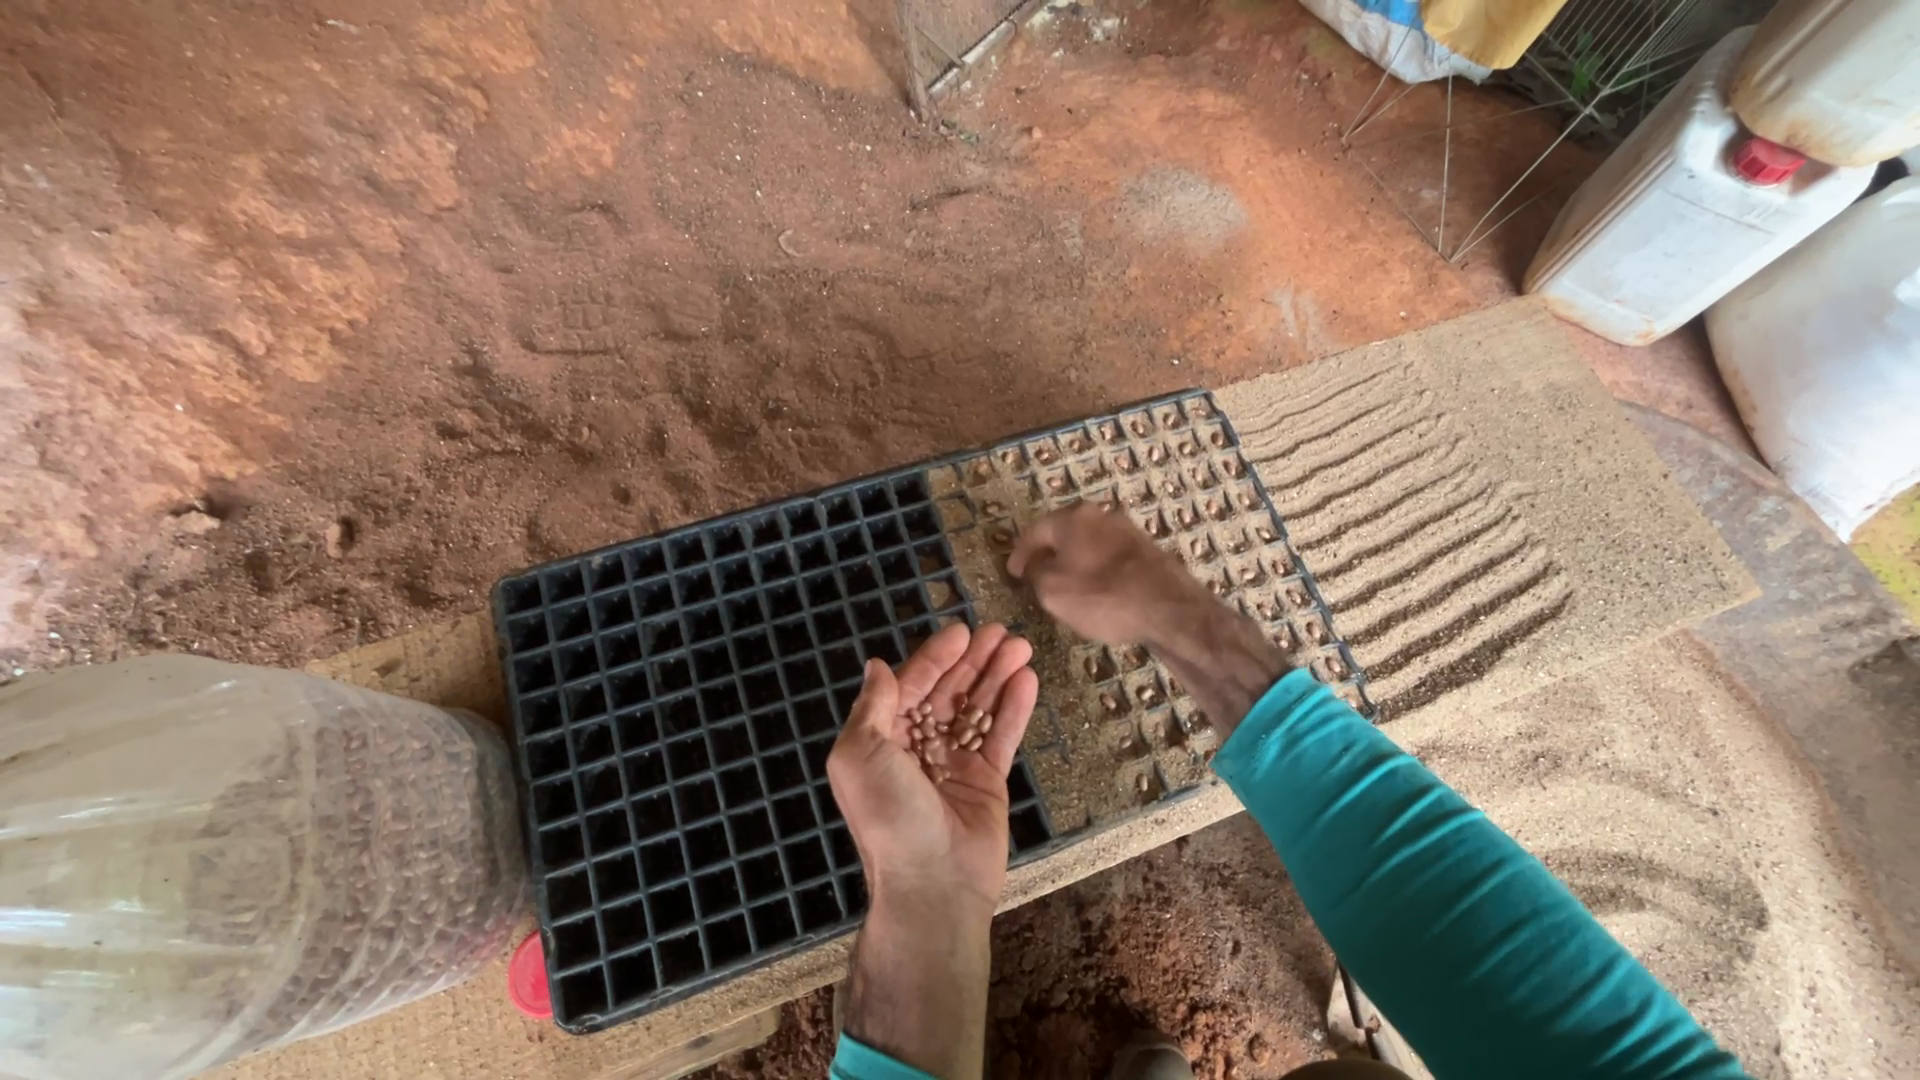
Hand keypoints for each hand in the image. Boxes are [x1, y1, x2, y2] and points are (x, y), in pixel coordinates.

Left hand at [828, 623, 1037, 1075]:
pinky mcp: (987, 781)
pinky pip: (1001, 735)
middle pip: (949, 691)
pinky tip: (1027, 680)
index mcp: (884, 739)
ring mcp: (955, 763)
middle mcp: (918, 746)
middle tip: (1002, 632)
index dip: (935, 657)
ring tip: (1021, 646)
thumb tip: (876, 665)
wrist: (933, 884)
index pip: (911, 685)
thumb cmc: (890, 815)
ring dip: (998, 676)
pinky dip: (1014, 707)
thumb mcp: (860, 756)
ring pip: (978, 708)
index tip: (962, 631)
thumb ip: (871, 707)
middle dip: (973, 660)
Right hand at [1006, 502, 1207, 645]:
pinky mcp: (1146, 548)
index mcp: (1071, 517)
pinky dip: (1095, 568)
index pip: (1034, 531)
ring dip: (1073, 560)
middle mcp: (1099, 514)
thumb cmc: (1102, 596)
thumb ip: (1036, 572)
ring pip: (1087, 543)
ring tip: (1064, 584)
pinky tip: (1096, 589)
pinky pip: (1109, 555)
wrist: (1168, 608)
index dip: (1019, 554)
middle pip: (1063, 532)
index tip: (1012, 574)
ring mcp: (1126, 529)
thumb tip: (1036, 564)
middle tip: (1035, 575)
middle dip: (1047, 553)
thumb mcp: (1052, 590)